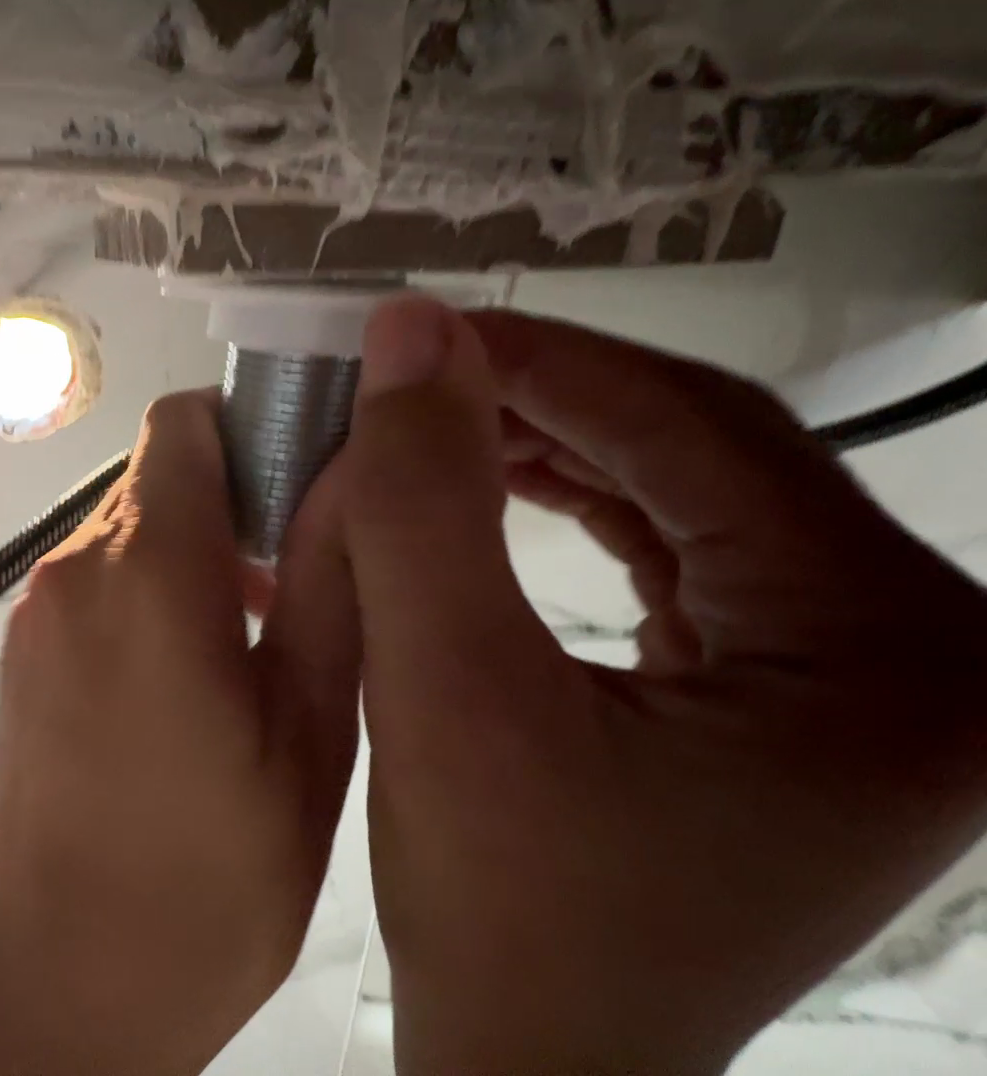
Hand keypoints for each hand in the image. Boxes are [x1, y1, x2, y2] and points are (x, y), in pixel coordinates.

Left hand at [0, 391, 361, 1074]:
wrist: (67, 974)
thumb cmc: (212, 877)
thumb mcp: (308, 730)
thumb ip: (333, 581)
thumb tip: (357, 465)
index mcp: (147, 571)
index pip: (186, 422)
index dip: (255, 422)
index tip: (314, 473)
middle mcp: (72, 568)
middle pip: (159, 474)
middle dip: (235, 498)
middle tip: (306, 580)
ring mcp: (35, 611)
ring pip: (127, 527)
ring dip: (194, 552)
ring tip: (257, 641)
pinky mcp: (21, 651)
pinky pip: (95, 580)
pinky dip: (148, 591)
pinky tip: (191, 679)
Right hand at [334, 298, 986, 1073]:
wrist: (536, 1054)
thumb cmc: (498, 907)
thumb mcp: (445, 696)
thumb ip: (420, 508)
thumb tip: (408, 336)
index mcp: (891, 656)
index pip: (698, 436)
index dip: (538, 363)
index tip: (412, 330)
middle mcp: (923, 652)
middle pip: (710, 454)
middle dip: (544, 398)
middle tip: (414, 373)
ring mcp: (860, 675)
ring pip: (690, 495)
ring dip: (553, 445)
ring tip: (436, 421)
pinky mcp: (787, 692)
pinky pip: (678, 553)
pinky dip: (574, 505)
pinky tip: (490, 487)